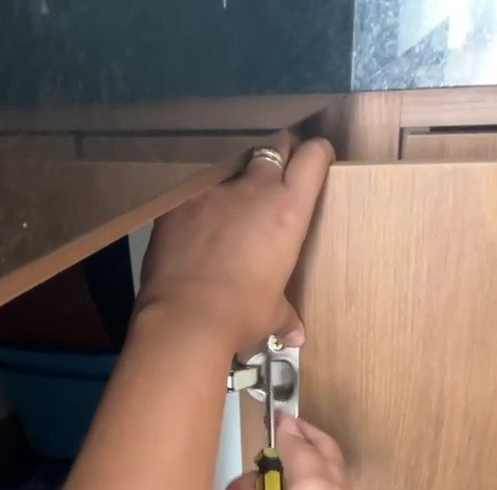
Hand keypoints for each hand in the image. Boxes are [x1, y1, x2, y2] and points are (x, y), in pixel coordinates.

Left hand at [135, 138, 334, 353]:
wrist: (186, 318)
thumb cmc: (240, 315)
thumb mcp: (271, 315)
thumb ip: (286, 316)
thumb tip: (297, 336)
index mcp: (288, 210)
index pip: (312, 158)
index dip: (317, 154)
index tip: (316, 161)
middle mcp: (254, 189)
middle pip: (274, 145)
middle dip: (280, 152)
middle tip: (277, 171)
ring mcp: (214, 190)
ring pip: (231, 164)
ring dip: (237, 176)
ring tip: (232, 200)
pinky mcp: (180, 201)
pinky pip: (193, 189)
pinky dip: (199, 200)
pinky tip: (194, 221)